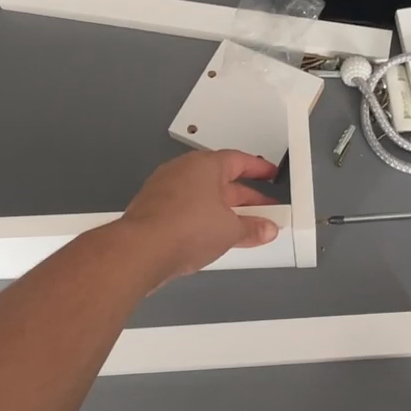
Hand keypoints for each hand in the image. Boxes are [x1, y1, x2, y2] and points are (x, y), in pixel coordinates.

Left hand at [116, 150, 280, 284]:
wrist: (141, 250)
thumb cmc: (180, 227)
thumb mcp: (230, 230)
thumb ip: (252, 228)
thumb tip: (264, 228)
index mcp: (205, 164)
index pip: (238, 160)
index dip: (258, 169)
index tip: (268, 174)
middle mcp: (183, 170)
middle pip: (221, 180)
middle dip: (244, 198)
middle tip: (262, 212)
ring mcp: (164, 189)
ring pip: (202, 196)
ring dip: (222, 211)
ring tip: (238, 231)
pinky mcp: (152, 209)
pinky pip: (185, 209)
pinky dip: (200, 220)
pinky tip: (210, 238)